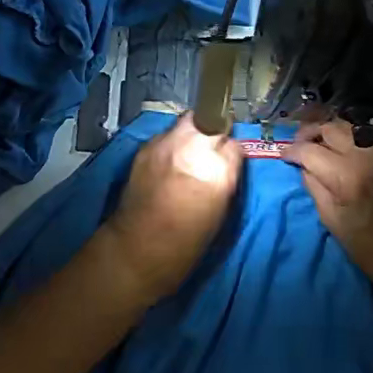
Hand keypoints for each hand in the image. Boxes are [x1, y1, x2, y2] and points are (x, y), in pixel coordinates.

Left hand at [98, 113, 243, 304]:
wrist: (138, 249)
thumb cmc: (187, 242)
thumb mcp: (220, 210)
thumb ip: (225, 175)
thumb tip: (225, 159)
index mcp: (218, 169)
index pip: (234, 143)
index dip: (229, 152)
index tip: (226, 161)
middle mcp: (193, 147)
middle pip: (209, 123)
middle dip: (210, 134)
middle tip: (208, 154)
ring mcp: (166, 143)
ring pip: (186, 124)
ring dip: (189, 137)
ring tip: (186, 158)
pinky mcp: (145, 147)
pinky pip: (165, 136)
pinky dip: (170, 146)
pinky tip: (166, 165)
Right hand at [282, 120, 372, 294]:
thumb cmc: (365, 245)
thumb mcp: (329, 217)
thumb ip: (312, 184)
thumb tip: (301, 164)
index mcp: (347, 175)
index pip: (310, 150)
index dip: (292, 150)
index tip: (283, 154)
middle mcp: (367, 156)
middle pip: (331, 128)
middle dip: (310, 133)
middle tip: (300, 145)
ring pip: (350, 128)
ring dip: (331, 134)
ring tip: (320, 146)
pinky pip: (367, 139)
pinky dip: (352, 143)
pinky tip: (346, 155)